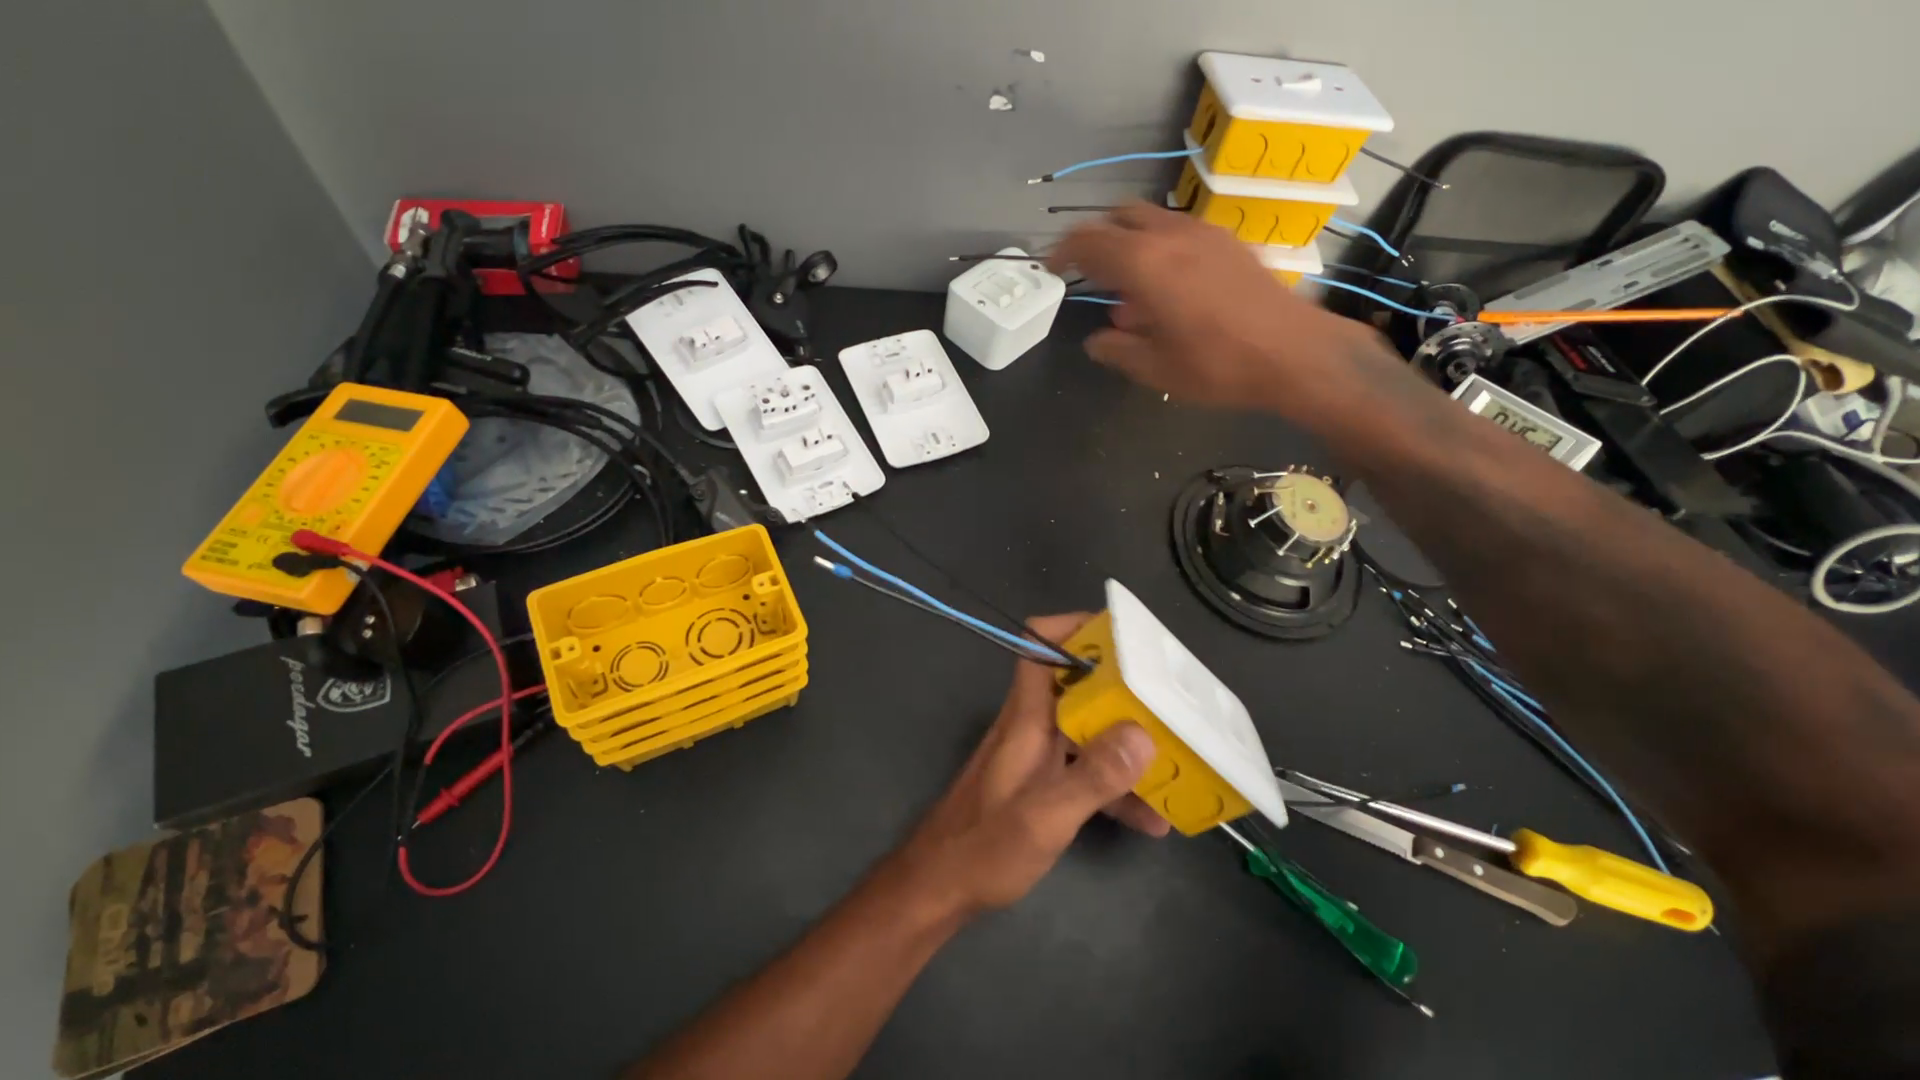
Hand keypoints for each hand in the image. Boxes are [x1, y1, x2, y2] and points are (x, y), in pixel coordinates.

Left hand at [892, 614, 1167, 917]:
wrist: (938, 889)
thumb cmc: (984, 849)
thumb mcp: (1045, 817)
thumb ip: (1093, 776)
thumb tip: (1143, 733)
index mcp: (1026, 718)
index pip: (1040, 646)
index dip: (1077, 628)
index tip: (1129, 638)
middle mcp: (1032, 727)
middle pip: (1079, 686)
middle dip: (1127, 689)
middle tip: (1177, 701)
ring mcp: (1037, 757)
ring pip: (1089, 732)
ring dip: (1130, 745)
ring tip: (1181, 762)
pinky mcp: (1042, 786)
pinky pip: (1086, 772)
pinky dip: (1116, 787)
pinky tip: (1152, 818)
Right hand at [1050, 201, 1406, 430]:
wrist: (1296, 354)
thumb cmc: (1218, 366)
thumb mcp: (1155, 369)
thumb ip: (1117, 350)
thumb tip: (1098, 341)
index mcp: (1143, 264)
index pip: (1088, 241)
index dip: (1063, 251)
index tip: (1052, 267)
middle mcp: (1171, 236)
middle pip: (1119, 217)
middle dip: (1097, 238)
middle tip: (1087, 269)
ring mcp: (1204, 234)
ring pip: (1152, 221)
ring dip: (1131, 242)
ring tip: (1128, 285)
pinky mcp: (1229, 243)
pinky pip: (1180, 233)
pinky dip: (1161, 248)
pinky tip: (1168, 286)